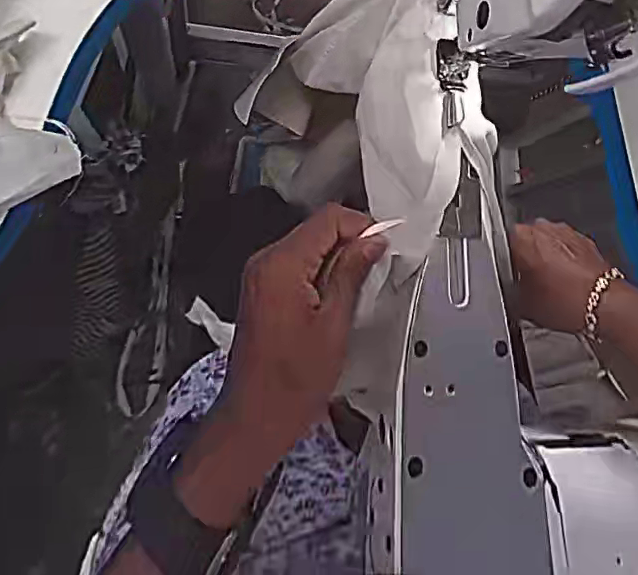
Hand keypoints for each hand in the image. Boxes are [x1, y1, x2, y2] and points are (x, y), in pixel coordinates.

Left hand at [175, 203, 385, 527]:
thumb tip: (373, 241)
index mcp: (281, 265)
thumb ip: (352, 272)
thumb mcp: (334, 323)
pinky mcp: (261, 288)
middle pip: (318, 228)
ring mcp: (260, 274)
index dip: (361, 226)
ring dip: (337, 256)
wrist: (254, 420)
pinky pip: (298, 262)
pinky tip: (335, 296)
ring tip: (356, 287)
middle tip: (374, 269)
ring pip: (310, 243)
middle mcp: (265, 262)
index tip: (383, 246)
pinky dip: (321, 269)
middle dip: (351, 241)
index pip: (328, 218)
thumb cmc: (293, 381)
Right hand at [510, 219, 615, 333]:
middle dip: (526, 258)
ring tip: (550, 285)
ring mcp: (565, 231)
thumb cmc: (568, 301)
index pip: (502, 243)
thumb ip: (512, 291)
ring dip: (547, 258)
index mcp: (522, 237)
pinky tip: (567, 282)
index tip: (508, 277)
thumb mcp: (524, 305)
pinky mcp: (583, 240)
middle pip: (525, 240)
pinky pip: (567, 247)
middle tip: (528, 283)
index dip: (504, 264)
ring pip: (547, 243)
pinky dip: (565, 260)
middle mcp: (543, 228)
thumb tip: (513, 293)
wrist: (604, 304)